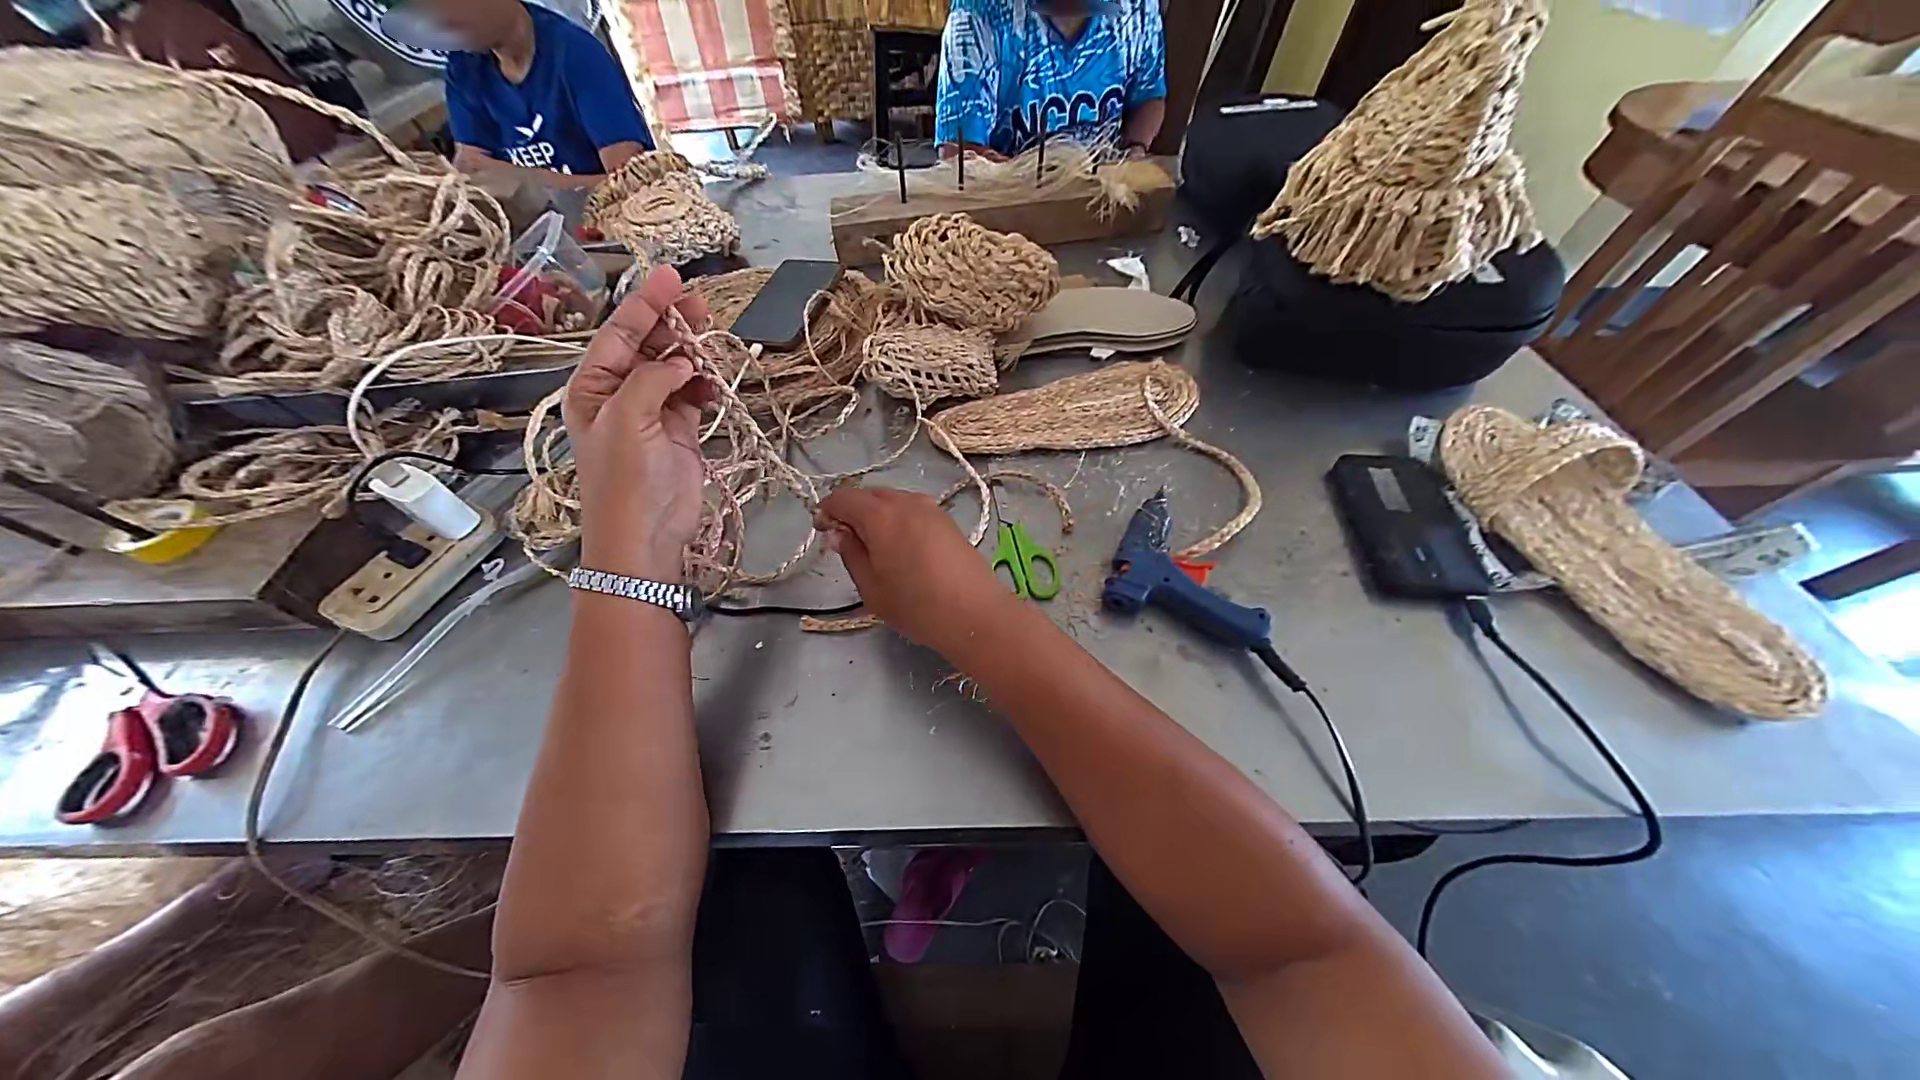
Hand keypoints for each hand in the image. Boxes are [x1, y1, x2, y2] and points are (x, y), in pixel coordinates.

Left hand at [564, 265, 712, 581]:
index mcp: (594, 387)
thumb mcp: (626, 422)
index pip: (619, 334)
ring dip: (694, 355)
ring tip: (714, 347)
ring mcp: (653, 413)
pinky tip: (715, 386)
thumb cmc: (626, 481)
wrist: (647, 536)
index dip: (644, 305)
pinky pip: (694, 395)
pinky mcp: (681, 431)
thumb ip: (650, 380)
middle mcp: (621, 394)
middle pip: (648, 346)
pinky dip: (706, 387)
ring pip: (675, 369)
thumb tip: (679, 361)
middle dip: (673, 324)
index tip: (671, 277)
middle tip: (702, 307)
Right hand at [814, 487, 1017, 654]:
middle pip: (869, 495)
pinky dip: (898, 520)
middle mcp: (907, 502)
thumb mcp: (871, 587)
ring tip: (876, 548)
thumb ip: (851, 553)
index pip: (844, 498)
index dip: (828, 511)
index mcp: (881, 515)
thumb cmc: (916, 605)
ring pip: (893, 501)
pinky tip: (902, 548)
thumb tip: (838, 533)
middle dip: (853, 512)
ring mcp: (931, 509)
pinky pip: (912, 510)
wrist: (975, 613)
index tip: (823, 531)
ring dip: (877, 516)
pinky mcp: (947, 521)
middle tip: (848, 543)